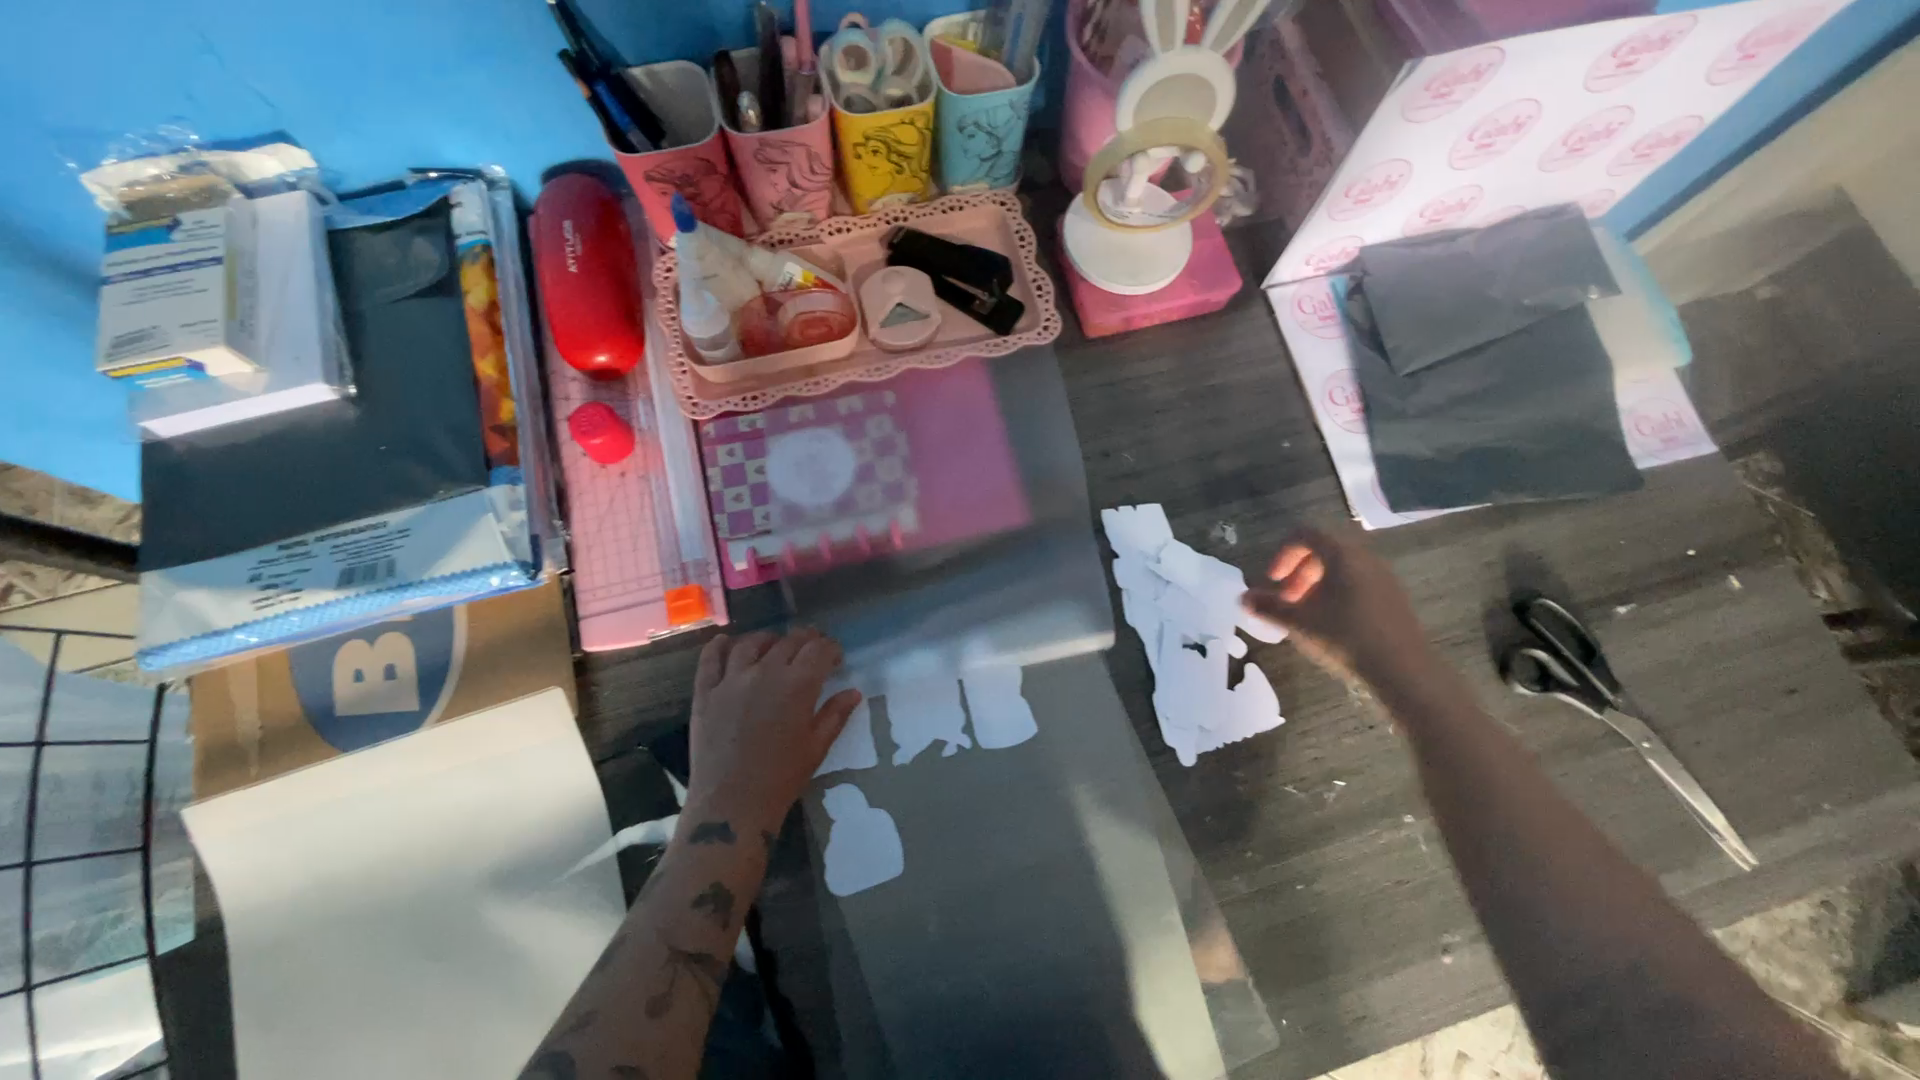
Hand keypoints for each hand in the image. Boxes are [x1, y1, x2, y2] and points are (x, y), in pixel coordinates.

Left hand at [685, 629, 862, 831]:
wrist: (732, 803)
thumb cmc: (782, 778)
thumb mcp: (816, 747)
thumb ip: (835, 715)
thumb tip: (854, 692)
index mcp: (798, 686)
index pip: (819, 650)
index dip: (831, 649)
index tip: (835, 658)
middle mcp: (765, 673)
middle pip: (789, 642)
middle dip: (806, 640)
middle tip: (812, 648)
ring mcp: (731, 680)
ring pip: (751, 644)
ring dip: (768, 639)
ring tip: (774, 645)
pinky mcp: (705, 692)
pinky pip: (711, 659)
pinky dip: (719, 646)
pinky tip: (726, 642)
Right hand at [1241, 527, 1433, 685]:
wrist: (1403, 671)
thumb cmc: (1345, 638)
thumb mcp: (1298, 623)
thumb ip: (1268, 607)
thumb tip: (1243, 598)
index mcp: (1342, 555)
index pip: (1305, 535)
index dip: (1282, 554)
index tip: (1273, 582)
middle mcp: (1365, 558)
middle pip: (1323, 551)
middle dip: (1297, 573)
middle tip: (1286, 602)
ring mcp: (1383, 578)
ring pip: (1341, 569)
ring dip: (1316, 586)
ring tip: (1306, 616)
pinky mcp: (1393, 598)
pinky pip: (1357, 583)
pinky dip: (1336, 595)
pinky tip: (1331, 626)